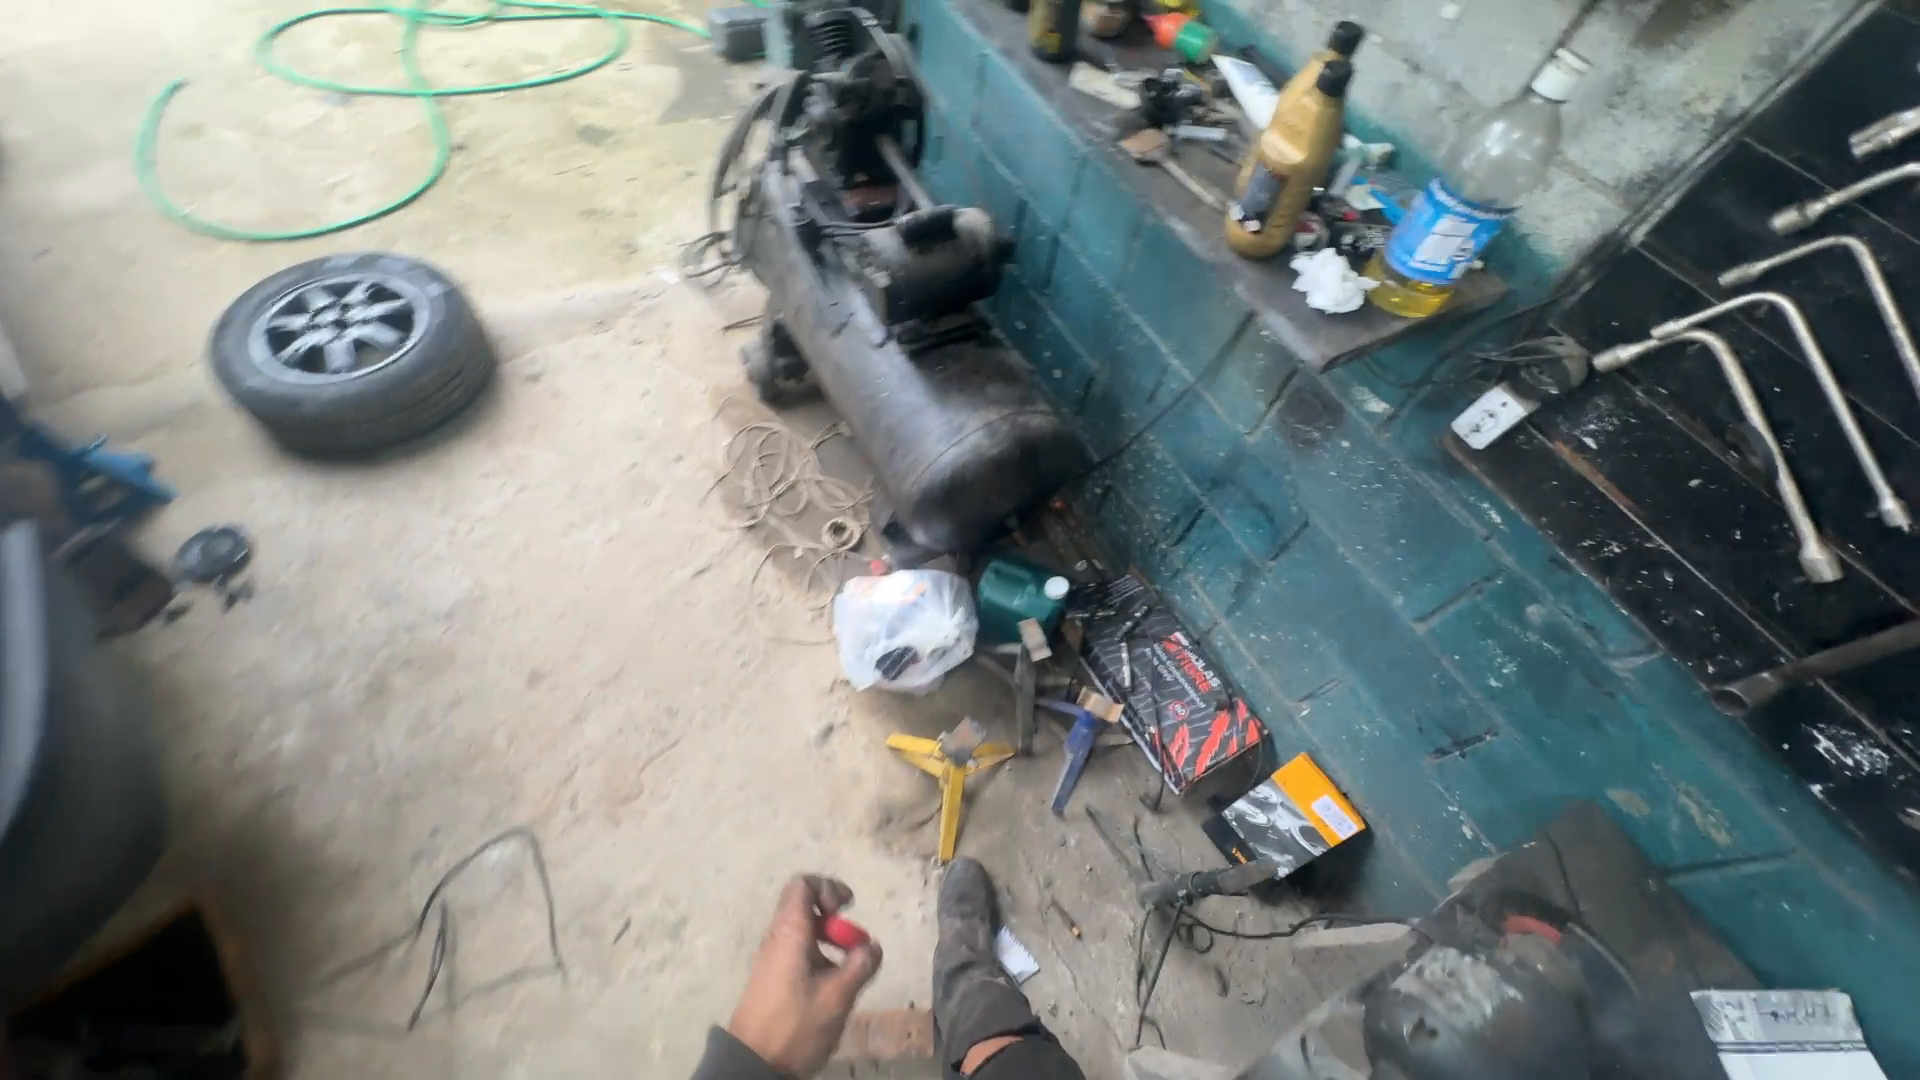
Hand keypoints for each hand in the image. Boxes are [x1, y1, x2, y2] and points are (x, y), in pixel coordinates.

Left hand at [727, 875, 883, 1077]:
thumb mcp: (837, 997)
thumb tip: (872, 945)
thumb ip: (860, 966)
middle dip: (833, 919)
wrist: (751, 1066)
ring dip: (827, 941)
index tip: (846, 909)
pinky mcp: (770, 979)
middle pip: (804, 905)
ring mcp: (771, 958)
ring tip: (845, 968)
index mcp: (790, 931)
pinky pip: (796, 951)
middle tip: (850, 942)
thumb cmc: (794, 1025)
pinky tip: (829, 987)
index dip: (828, 887)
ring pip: (802, 931)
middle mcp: (777, 937)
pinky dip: (817, 957)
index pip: (803, 884)